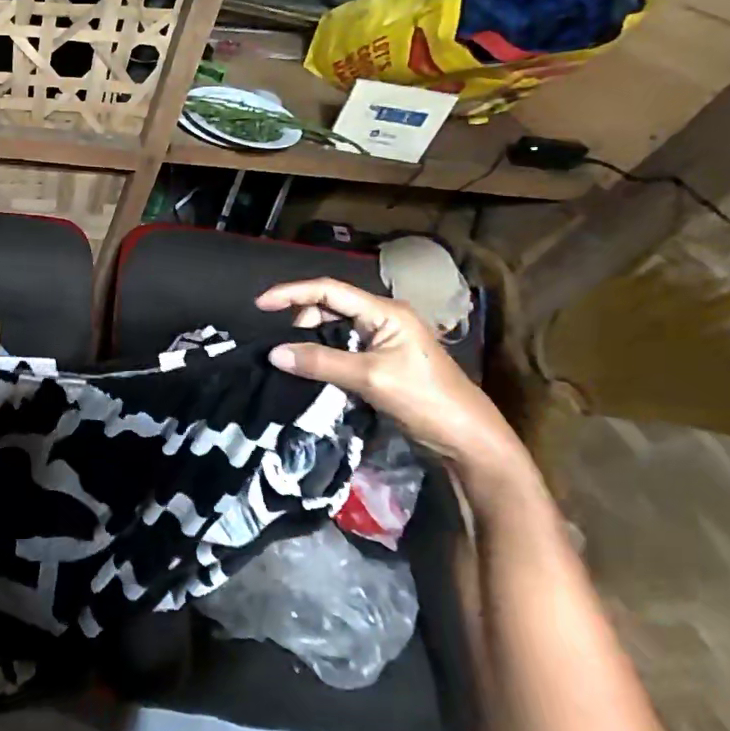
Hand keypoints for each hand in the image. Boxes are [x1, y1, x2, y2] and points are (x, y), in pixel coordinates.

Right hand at [256, 278, 522, 477]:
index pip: (329, 290)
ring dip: (312, 340)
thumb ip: (322, 362)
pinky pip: (343, 349)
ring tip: (295, 361)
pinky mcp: (383, 361)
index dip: (291, 293)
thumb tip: (275, 353)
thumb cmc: (426, 401)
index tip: (260, 304)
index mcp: (386, 312)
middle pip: (330, 306)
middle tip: (283, 347)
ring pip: (335, 328)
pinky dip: (324, 355)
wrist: (469, 441)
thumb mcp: (370, 379)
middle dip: (301, 320)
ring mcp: (384, 340)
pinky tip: (312, 370)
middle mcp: (384, 318)